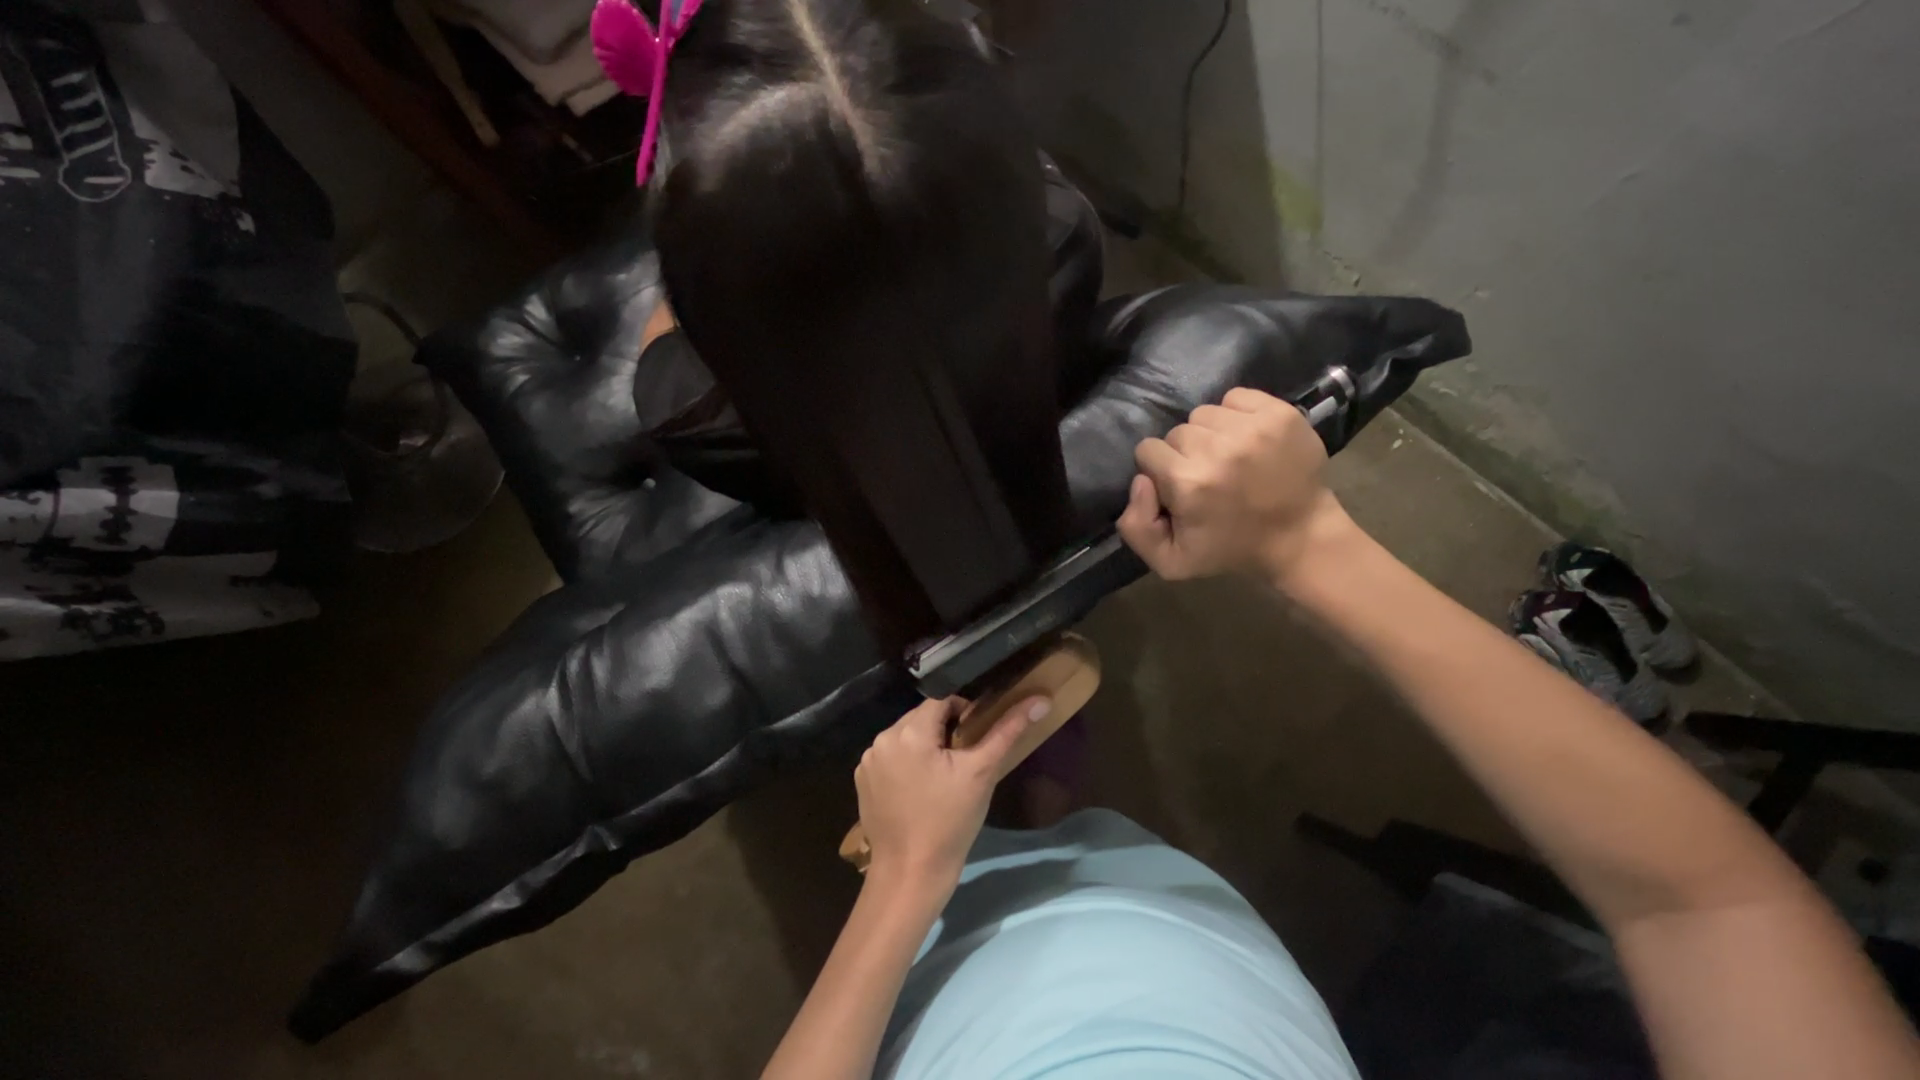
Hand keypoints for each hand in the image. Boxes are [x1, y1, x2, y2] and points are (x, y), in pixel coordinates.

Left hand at [855, 694, 1051, 891]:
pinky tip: (919, 790)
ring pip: (905, 737)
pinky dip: (906, 764)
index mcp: (909, 732)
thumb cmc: (951, 821)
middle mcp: (883, 739)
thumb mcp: (981, 773)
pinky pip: (890, 757)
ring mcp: (868, 761)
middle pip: (921, 718)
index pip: (942, 700)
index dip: (963, 713)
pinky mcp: (862, 781)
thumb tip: (1040, 700)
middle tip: (962, 762)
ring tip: (941, 778)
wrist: (911, 872)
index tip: (976, 739)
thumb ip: (1007, 731)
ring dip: (924, 747)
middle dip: (943, 732)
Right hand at [1118, 387, 1354, 585]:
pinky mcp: (1278, 414)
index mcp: (1187, 482)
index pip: (1148, 450)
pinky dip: (1236, 414)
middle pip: (1177, 431)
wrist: (1300, 537)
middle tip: (1208, 476)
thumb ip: (1136, 527)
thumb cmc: (1231, 550)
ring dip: (1210, 433)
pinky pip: (1236, 397)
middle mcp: (1217, 448)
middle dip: (1186, 453)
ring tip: (1229, 457)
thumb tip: (1141, 480)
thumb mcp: (1171, 562)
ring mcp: (1252, 427)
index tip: (1181, 487)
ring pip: (1205, 413)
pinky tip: (1247, 440)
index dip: (1160, 470)